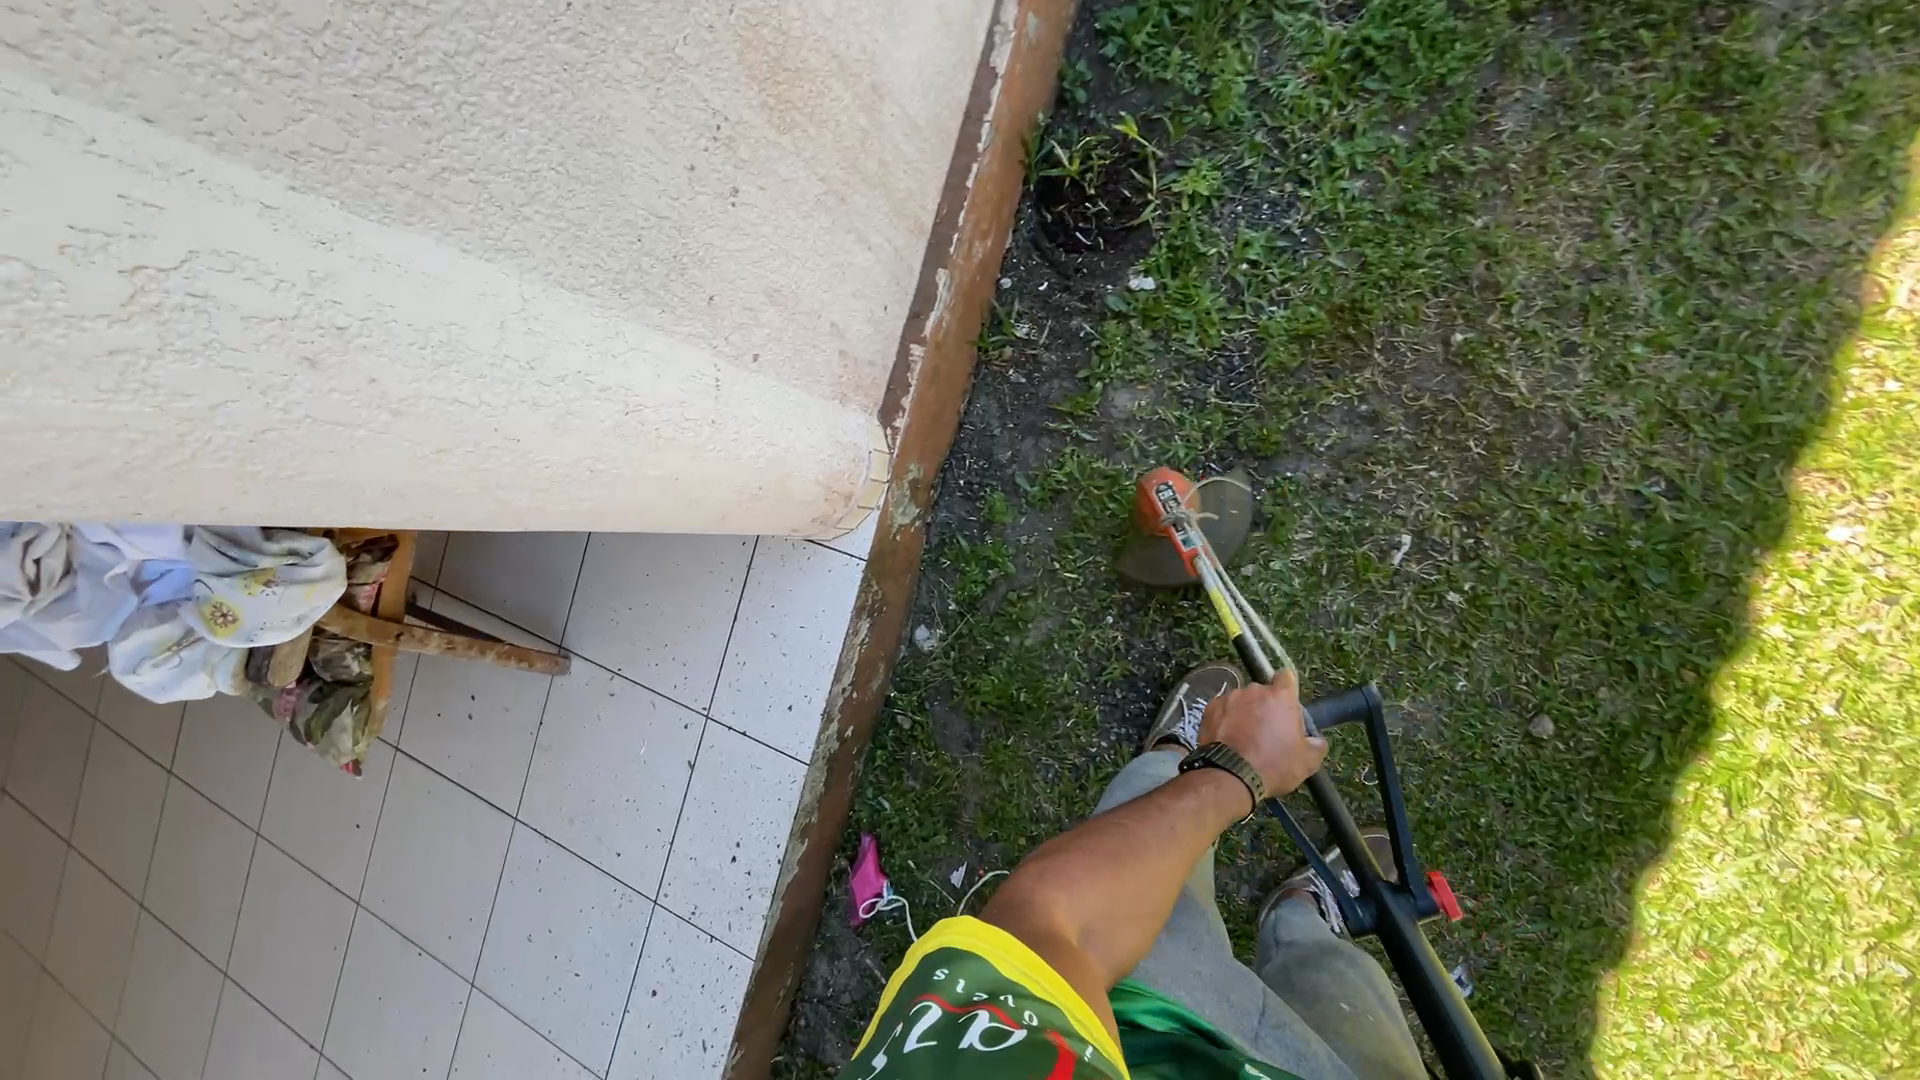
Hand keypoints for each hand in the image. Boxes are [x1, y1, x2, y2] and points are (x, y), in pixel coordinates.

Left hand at [1198, 669, 1326, 796]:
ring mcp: (1229, 697)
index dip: (1287, 688)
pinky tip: (1228, 738)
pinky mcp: (1210, 707)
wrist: (1230, 775)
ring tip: (1244, 737)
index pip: (1286, 677)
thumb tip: (1314, 739)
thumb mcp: (1308, 761)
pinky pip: (1223, 709)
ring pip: (1241, 701)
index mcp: (1280, 696)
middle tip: (1267, 730)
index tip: (1286, 705)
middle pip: (1263, 692)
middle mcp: (1253, 690)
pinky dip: (1226, 719)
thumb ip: (1316, 743)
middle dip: (1266, 706)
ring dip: (1244, 712)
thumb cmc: (1273, 765)